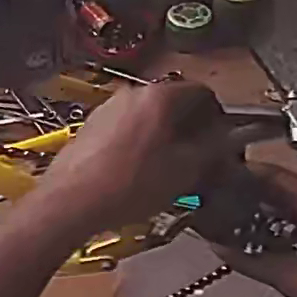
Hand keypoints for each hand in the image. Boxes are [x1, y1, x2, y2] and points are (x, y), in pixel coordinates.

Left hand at [25, 81, 232, 237]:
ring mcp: (104, 111)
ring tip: (165, 172)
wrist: (70, 202)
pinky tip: (134, 175)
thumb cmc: (127, 186)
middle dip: (188, 131)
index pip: (203, 94)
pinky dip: (135, 147)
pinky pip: (121, 133)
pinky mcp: (87, 130)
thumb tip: (226, 139)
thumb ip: (213, 149)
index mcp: (158, 96)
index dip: (218, 119)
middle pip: (172, 105)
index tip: (221, 142)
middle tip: (196, 160)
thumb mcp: (185, 171)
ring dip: (160, 140)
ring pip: (145, 120)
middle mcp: (129, 95)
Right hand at [219, 164, 296, 296]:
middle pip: (293, 189)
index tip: (217, 177)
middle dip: (256, 197)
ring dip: (273, 215)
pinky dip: (292, 229)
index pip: (281, 176)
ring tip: (237, 224)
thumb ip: (254, 261)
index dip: (246, 175)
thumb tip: (219, 247)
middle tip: (221, 204)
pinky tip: (272, 245)